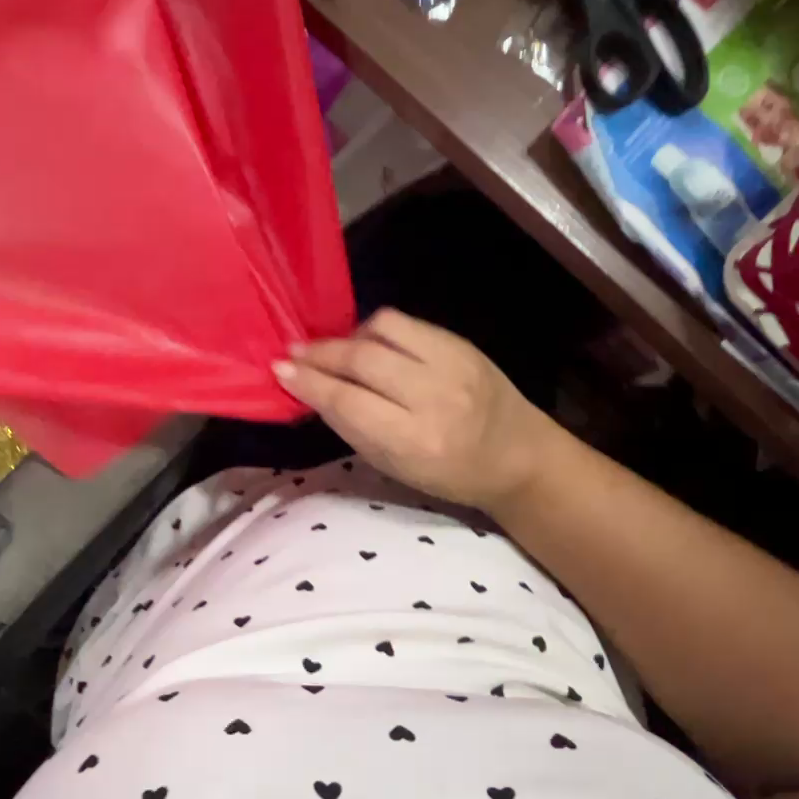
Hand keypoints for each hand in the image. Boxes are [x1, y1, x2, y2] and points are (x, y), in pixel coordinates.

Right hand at [273, 308, 563, 512]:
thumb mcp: (393, 466)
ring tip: (335, 350)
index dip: (309, 383)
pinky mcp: (461, 343)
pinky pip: (405, 323)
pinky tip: (368, 345)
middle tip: (293, 353)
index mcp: (415, 442)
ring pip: (382, 329)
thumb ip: (351, 426)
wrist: (518, 456)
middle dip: (320, 354)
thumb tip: (309, 388)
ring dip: (348, 337)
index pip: (348, 402)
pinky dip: (376, 331)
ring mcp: (452, 364)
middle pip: (362, 360)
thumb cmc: (447, 475)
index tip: (280, 370)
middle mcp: (435, 397)